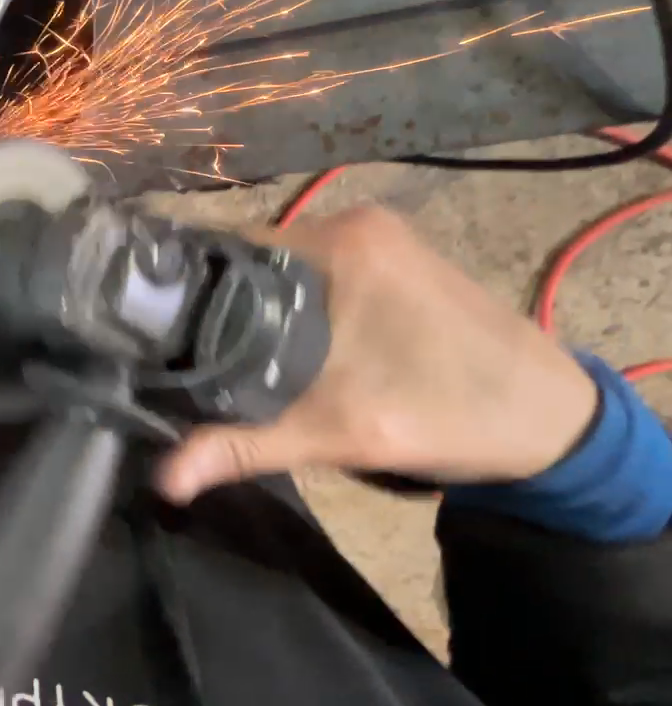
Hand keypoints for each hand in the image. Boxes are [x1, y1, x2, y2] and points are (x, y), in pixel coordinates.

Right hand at [157, 206, 597, 503]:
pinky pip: (307, 270)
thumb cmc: (448, 415)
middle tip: (181, 349)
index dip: (182, 292)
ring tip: (218, 346)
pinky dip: (287, 300)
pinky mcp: (389, 254)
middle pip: (246, 257)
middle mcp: (352, 225)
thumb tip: (166, 481)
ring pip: (275, 265)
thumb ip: (243, 446)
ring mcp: (374, 236)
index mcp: (339, 245)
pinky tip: (275, 335)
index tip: (149, 330)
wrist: (556, 424)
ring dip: (250, 302)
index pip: (222, 252)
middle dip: (215, 301)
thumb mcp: (335, 432)